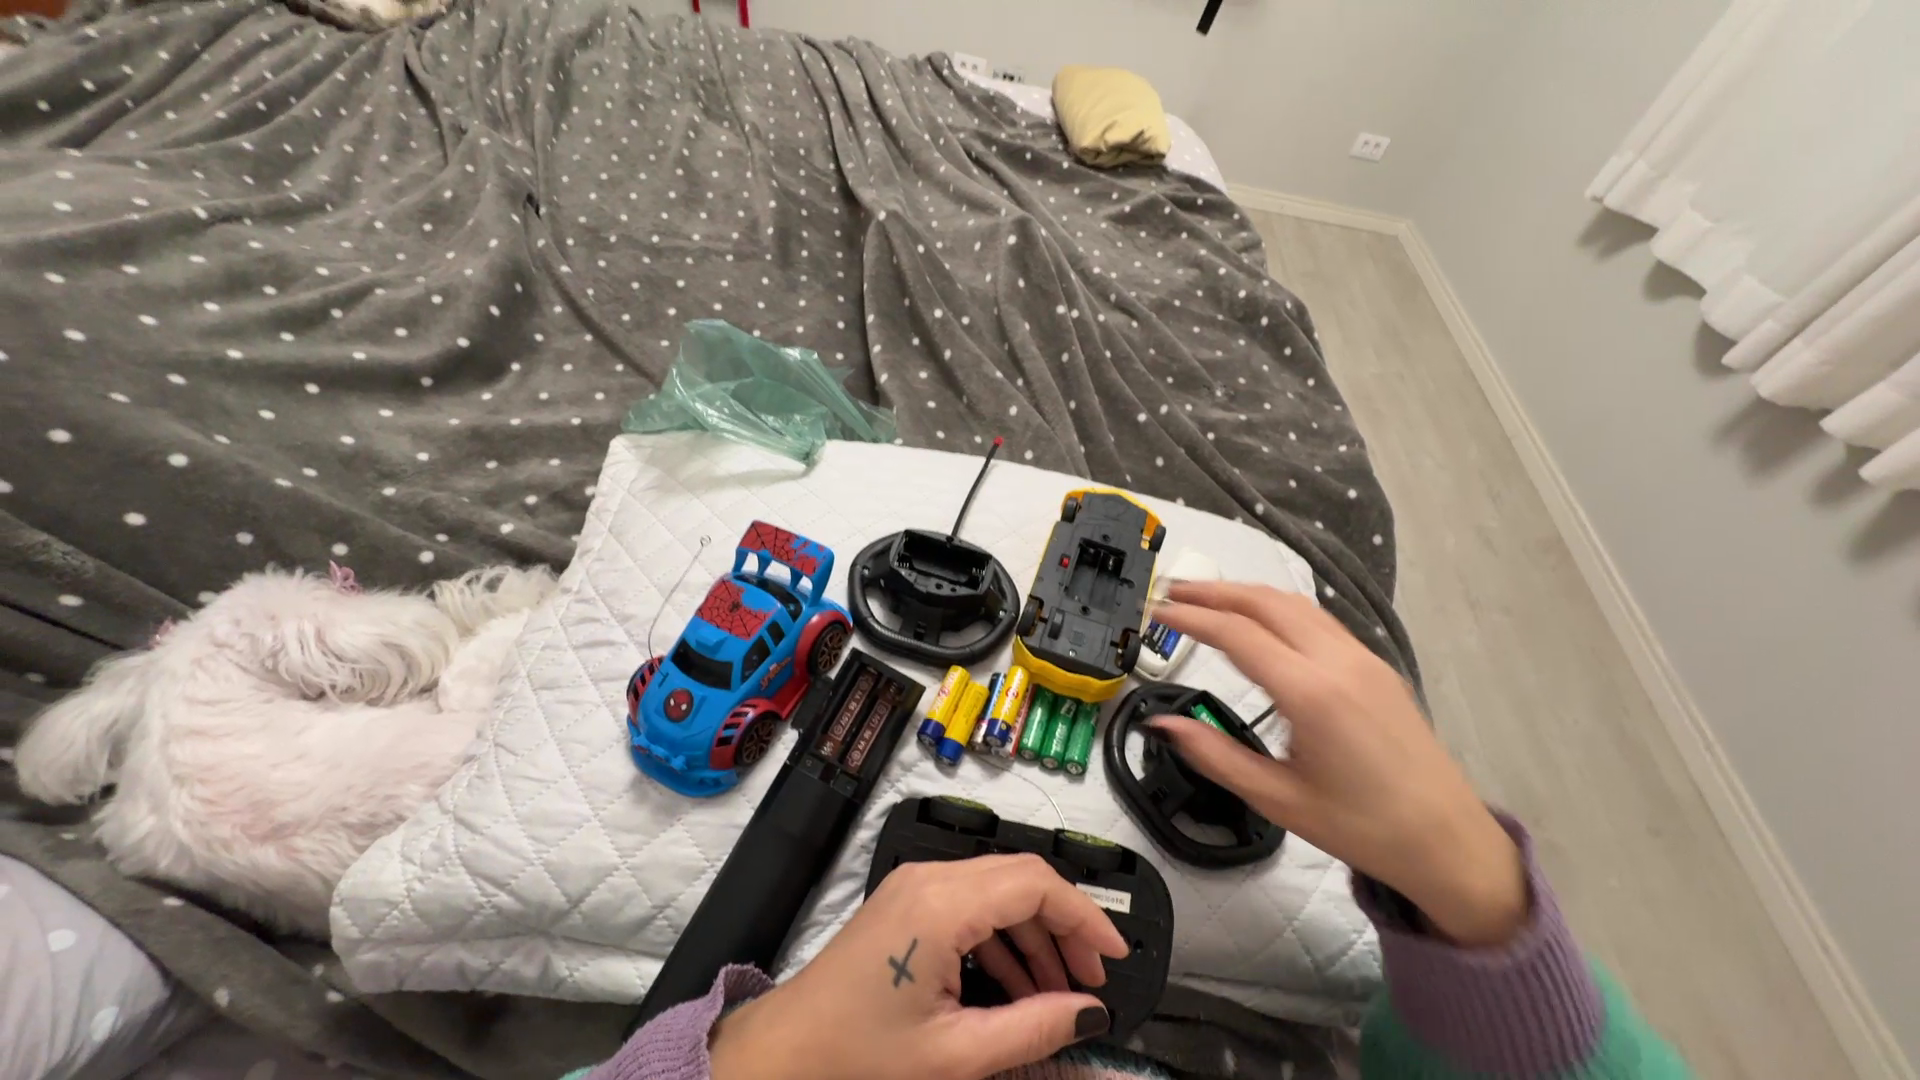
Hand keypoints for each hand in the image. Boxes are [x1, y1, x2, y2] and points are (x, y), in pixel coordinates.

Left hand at [709, 854, 1129, 1079]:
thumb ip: (1033, 1029)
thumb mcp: (956, 1054)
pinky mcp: (908, 900)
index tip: (1115, 956)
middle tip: (1090, 982)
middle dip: (1064, 927)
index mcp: (941, 904)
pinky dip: (1003, 939)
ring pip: (999, 891)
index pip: (1035, 884)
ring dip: (1034, 937)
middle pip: (1021, 879)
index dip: (1084, 916)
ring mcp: (915, 885)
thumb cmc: (858, 1056)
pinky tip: (1016, 989)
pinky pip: (972, 904)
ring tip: (1056, 997)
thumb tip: (1090, 1014)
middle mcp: (929, 878)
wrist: (783, 1055)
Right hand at [1149, 582, 1526, 946]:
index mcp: (1311, 694)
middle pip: (1266, 602)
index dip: (1191, 617)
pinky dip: (1277, 606)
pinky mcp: (1375, 666)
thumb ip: (1214, 754)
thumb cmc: (1360, 826)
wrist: (1447, 840)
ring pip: (1294, 603)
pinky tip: (1259, 619)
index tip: (1156, 611)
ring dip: (1246, 593)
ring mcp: (1362, 658)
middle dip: (1214, 591)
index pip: (1237, 634)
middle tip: (1171, 592)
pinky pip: (1318, 618)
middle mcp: (1338, 662)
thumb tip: (1162, 724)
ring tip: (1206, 598)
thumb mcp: (1276, 798)